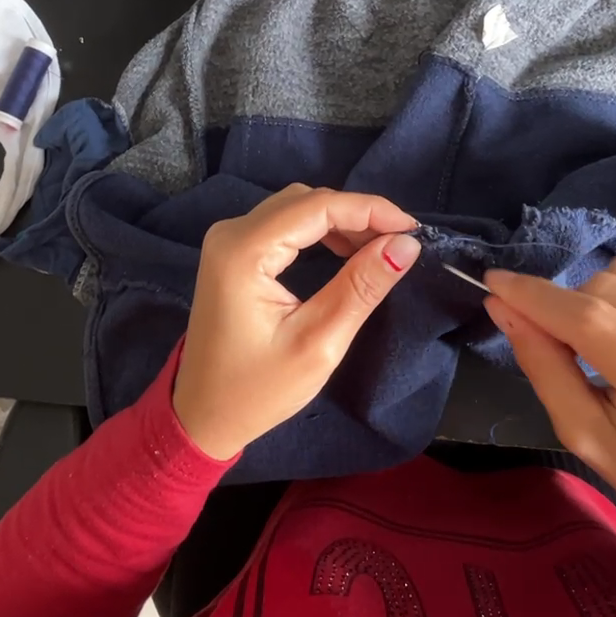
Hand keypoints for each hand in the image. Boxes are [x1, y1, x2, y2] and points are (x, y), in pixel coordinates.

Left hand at [173, 185, 419, 459]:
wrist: (202, 415)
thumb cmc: (257, 390)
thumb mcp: (318, 343)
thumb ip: (361, 287)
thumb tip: (405, 245)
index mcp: (244, 252)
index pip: (316, 207)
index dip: (369, 209)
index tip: (413, 229)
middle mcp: (231, 233)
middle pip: (305, 201)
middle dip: (357, 214)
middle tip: (400, 242)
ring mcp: (228, 240)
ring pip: (295, 208)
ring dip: (339, 221)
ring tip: (380, 247)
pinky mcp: (232, 252)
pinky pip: (283, 225)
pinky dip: (318, 232)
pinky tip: (346, 250)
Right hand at [484, 255, 615, 568]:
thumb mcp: (587, 437)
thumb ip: (544, 367)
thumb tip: (503, 305)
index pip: (594, 324)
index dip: (538, 298)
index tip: (495, 283)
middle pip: (612, 289)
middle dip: (568, 305)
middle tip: (563, 343)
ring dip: (600, 295)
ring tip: (607, 341)